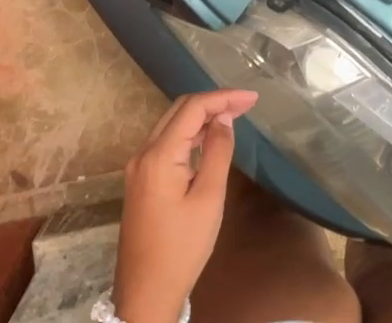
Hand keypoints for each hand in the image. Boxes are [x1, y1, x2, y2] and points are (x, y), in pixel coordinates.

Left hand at [112, 89, 258, 322]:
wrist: (145, 293)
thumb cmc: (182, 247)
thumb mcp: (208, 197)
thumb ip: (217, 151)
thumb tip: (224, 118)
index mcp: (158, 156)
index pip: (193, 108)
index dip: (223, 97)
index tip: (253, 99)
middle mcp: (142, 154)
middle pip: (179, 110)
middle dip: (213, 101)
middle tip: (246, 104)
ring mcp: (138, 168)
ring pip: (171, 124)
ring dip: (201, 115)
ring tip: (233, 115)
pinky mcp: (140, 181)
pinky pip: (166, 142)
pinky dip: (189, 132)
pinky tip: (209, 138)